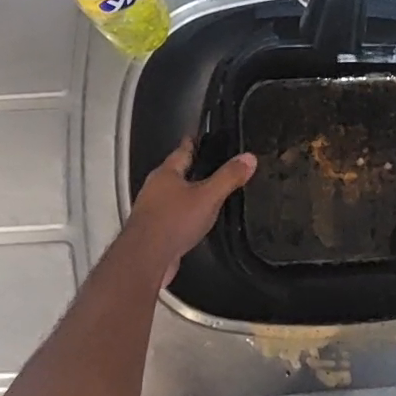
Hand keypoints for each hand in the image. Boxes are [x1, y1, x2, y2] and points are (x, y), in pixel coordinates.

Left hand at [121, 139, 255, 284]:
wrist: (145, 258)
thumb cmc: (174, 221)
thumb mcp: (208, 197)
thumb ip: (229, 177)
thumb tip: (250, 157)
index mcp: (166, 174)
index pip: (182, 151)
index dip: (193, 142)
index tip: (200, 136)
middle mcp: (155, 188)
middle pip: (175, 173)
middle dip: (191, 169)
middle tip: (210, 166)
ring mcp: (151, 210)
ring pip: (173, 195)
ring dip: (188, 194)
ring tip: (207, 194)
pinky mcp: (153, 230)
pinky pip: (172, 216)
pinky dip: (184, 215)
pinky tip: (196, 222)